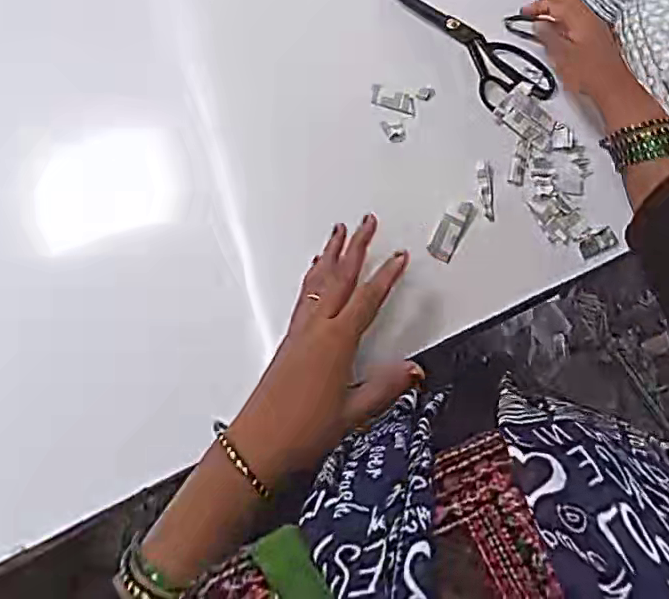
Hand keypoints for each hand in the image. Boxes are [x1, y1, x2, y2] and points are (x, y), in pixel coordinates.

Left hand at [226, 216, 419, 482]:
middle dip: (356, 245)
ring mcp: (300, 330)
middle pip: (341, 276)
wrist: (256, 446)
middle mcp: (317, 328)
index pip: (367, 298)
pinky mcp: (289, 337)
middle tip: (367, 222)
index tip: (399, 256)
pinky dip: (314, 274)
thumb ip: (385, 388)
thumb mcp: (353, 413)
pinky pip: (306, 294)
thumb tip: (412, 371)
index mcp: (336, 341)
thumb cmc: (299, 432)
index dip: (386, 275)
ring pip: (320, 279)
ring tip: (338, 231)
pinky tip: (315, 269)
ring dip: (331, 252)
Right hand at [520, 0, 640, 106]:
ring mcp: (599, 28)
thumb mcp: (561, 54)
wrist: (613, 88)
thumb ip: (548, 36)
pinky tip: (564, 27)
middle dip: (551, 0)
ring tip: (548, 12)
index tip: (526, 10)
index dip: (538, 6)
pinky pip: (583, 19)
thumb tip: (539, 26)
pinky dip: (570, 17)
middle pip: (568, 1)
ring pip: (577, 8)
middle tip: (537, 2)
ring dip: (561, 7)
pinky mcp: (602, 38)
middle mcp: (592, 20)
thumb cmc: (592, 74)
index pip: (556, 5)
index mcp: (581, 19)